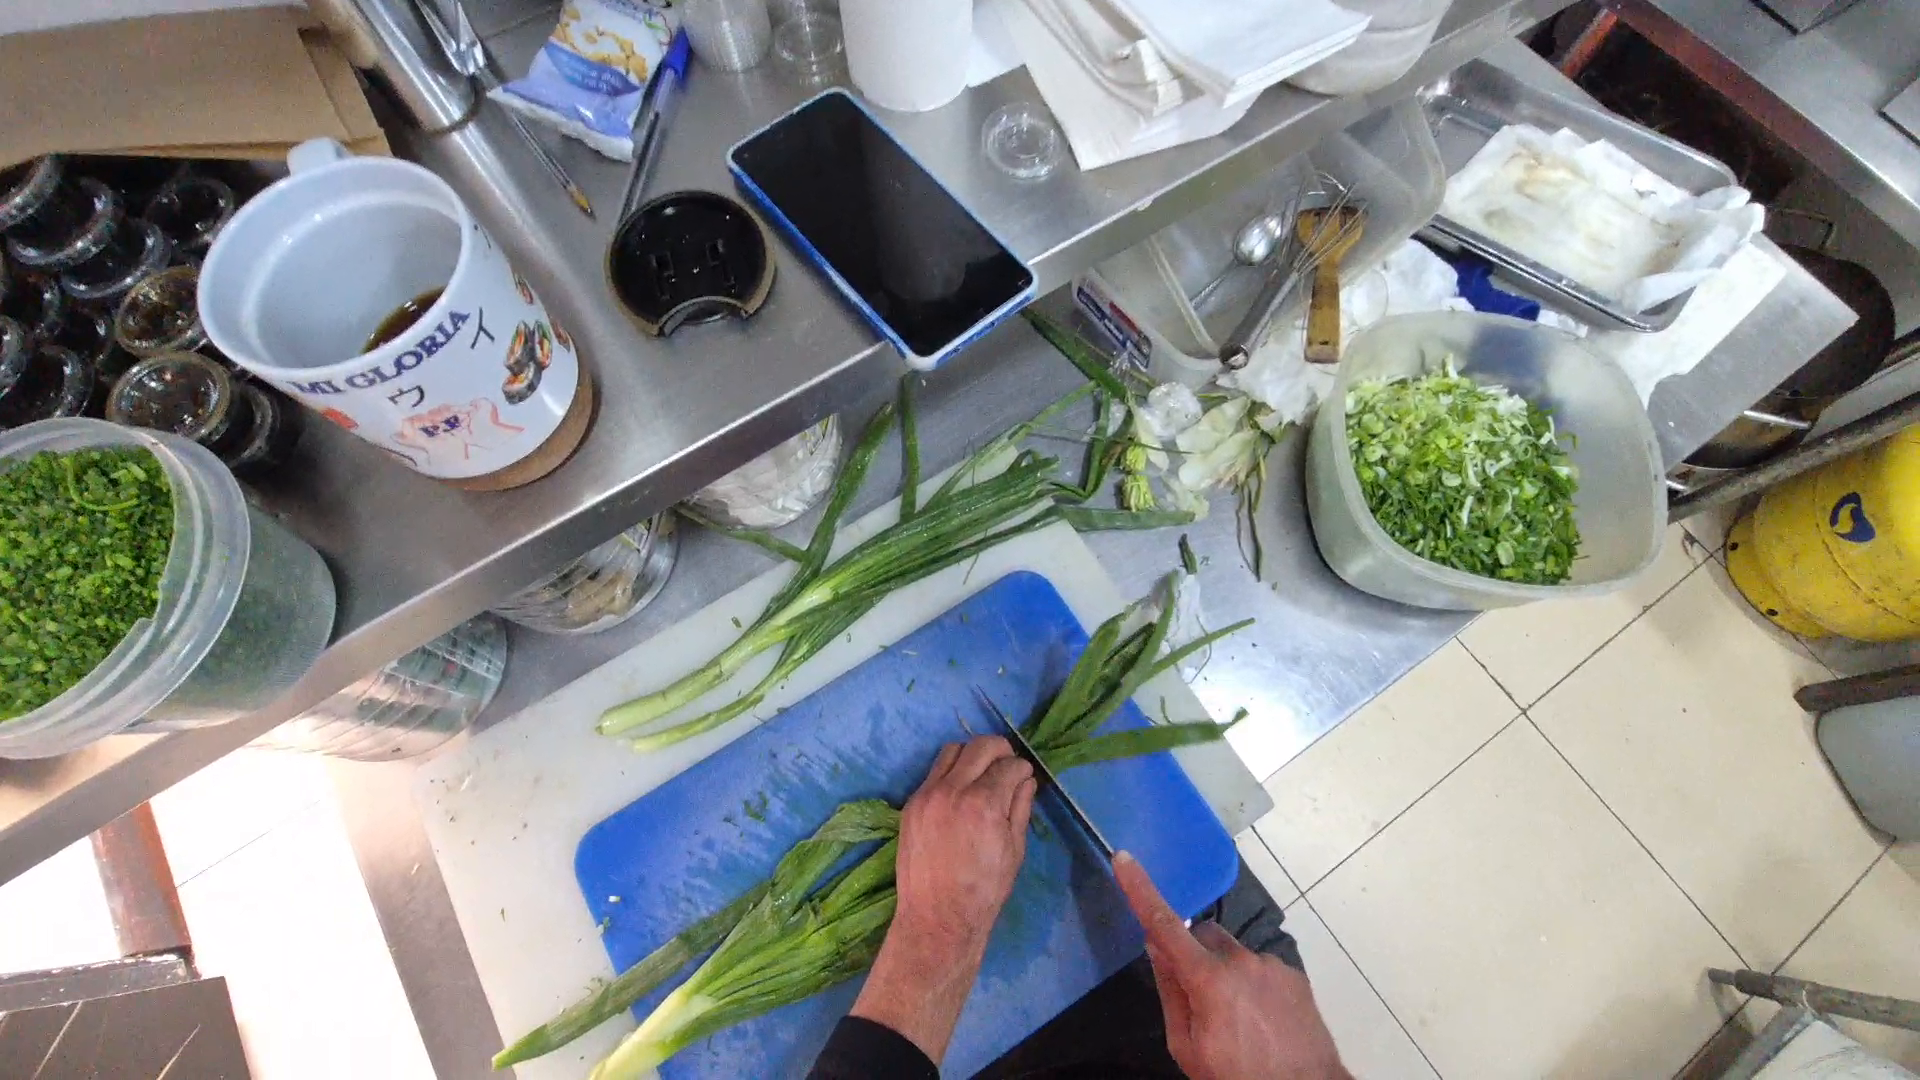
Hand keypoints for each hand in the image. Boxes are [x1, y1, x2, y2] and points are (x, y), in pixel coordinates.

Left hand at [850, 737, 1035, 1062]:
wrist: (937, 919)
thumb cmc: (984, 891)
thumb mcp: (1014, 850)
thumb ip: (1020, 807)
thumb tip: (1026, 779)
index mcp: (984, 803)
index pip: (1008, 765)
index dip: (1022, 768)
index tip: (1025, 775)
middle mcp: (953, 790)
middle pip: (980, 746)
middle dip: (1000, 750)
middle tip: (1008, 765)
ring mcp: (928, 794)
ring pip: (952, 750)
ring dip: (972, 755)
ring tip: (982, 773)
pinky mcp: (912, 803)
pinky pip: (934, 772)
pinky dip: (952, 772)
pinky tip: (961, 791)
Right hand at [1115, 852, 1349, 1079]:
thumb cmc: (1238, 1079)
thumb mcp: (1188, 1049)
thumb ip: (1170, 993)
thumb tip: (1157, 947)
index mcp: (1208, 977)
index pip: (1164, 923)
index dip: (1140, 889)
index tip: (1124, 858)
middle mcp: (1240, 958)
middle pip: (1201, 936)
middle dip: (1194, 955)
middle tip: (1198, 998)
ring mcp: (1271, 964)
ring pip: (1233, 953)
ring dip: (1226, 972)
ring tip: (1238, 1018)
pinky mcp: (1294, 975)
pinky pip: (1261, 968)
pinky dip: (1254, 985)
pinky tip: (1263, 1020)